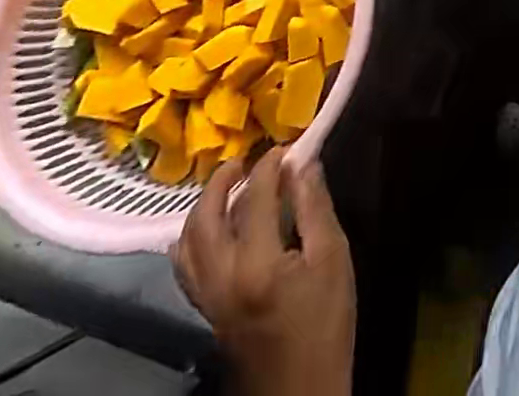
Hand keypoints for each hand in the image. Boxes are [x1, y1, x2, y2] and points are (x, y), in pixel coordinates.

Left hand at [172, 148, 354, 395]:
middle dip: (223, 180)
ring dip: (203, 205)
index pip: (255, 197)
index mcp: (257, 263)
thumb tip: (304, 164)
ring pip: (186, 239)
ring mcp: (206, 295)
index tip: (287, 147)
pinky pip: (185, 264)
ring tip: (227, 186)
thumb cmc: (326, 324)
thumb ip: (315, 208)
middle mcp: (220, 276)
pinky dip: (192, 236)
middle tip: (246, 159)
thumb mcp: (334, 258)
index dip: (270, 166)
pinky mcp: (203, 309)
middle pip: (206, 215)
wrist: (301, 389)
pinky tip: (209, 227)